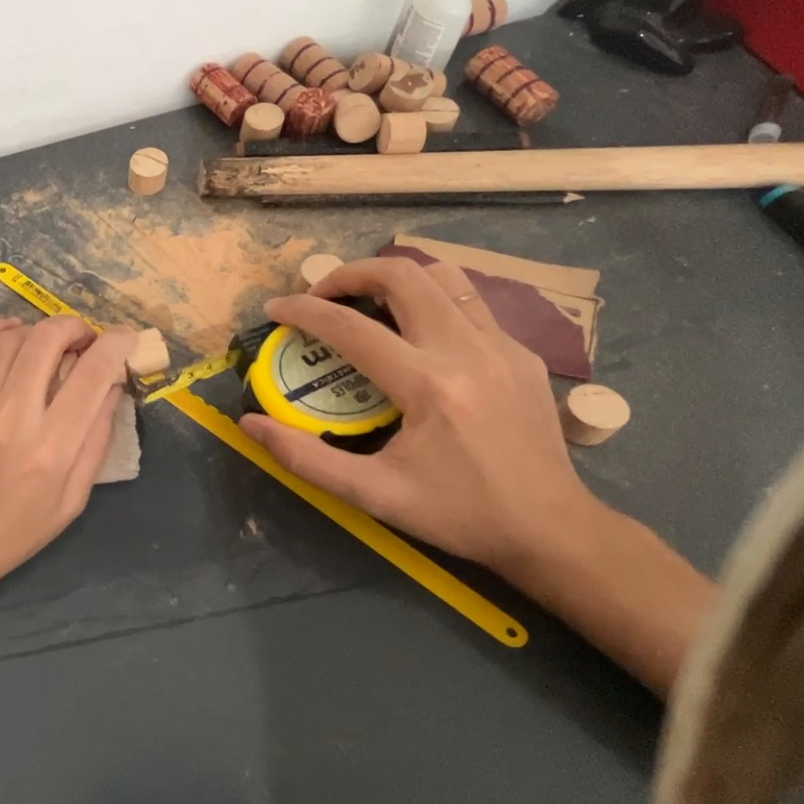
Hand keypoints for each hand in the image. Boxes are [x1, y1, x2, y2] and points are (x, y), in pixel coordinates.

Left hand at [0, 316, 134, 602]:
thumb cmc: (15, 531)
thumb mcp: (73, 499)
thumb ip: (96, 440)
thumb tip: (112, 386)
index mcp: (52, 447)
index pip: (93, 373)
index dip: (116, 344)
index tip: (125, 337)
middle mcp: (12, 416)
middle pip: (48, 339)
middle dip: (75, 327)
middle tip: (83, 340)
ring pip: (12, 338)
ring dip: (39, 331)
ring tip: (48, 345)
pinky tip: (11, 334)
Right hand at [238, 257, 601, 571]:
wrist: (553, 529)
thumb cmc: (458, 514)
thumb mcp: (373, 495)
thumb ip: (305, 457)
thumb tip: (250, 424)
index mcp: (430, 387)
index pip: (352, 327)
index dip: (303, 311)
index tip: (274, 310)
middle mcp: (469, 352)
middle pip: (403, 276)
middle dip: (349, 274)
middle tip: (320, 298)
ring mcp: (503, 347)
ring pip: (443, 277)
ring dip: (394, 279)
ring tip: (365, 303)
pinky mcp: (521, 353)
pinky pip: (469, 303)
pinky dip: (429, 301)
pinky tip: (412, 334)